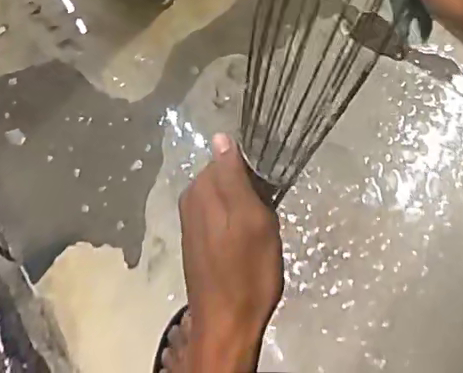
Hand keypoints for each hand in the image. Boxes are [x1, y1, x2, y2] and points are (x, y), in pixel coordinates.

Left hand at [175, 133, 281, 372]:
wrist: (227, 326)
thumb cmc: (247, 270)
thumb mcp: (252, 217)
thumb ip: (235, 175)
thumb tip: (220, 136)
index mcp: (202, 188)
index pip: (232, 155)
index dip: (255, 168)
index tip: (270, 186)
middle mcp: (191, 198)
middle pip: (228, 173)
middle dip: (250, 185)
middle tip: (267, 210)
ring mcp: (192, 220)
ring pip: (226, 193)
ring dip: (245, 203)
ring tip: (261, 226)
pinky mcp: (197, 239)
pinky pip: (221, 211)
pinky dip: (237, 218)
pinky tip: (248, 237)